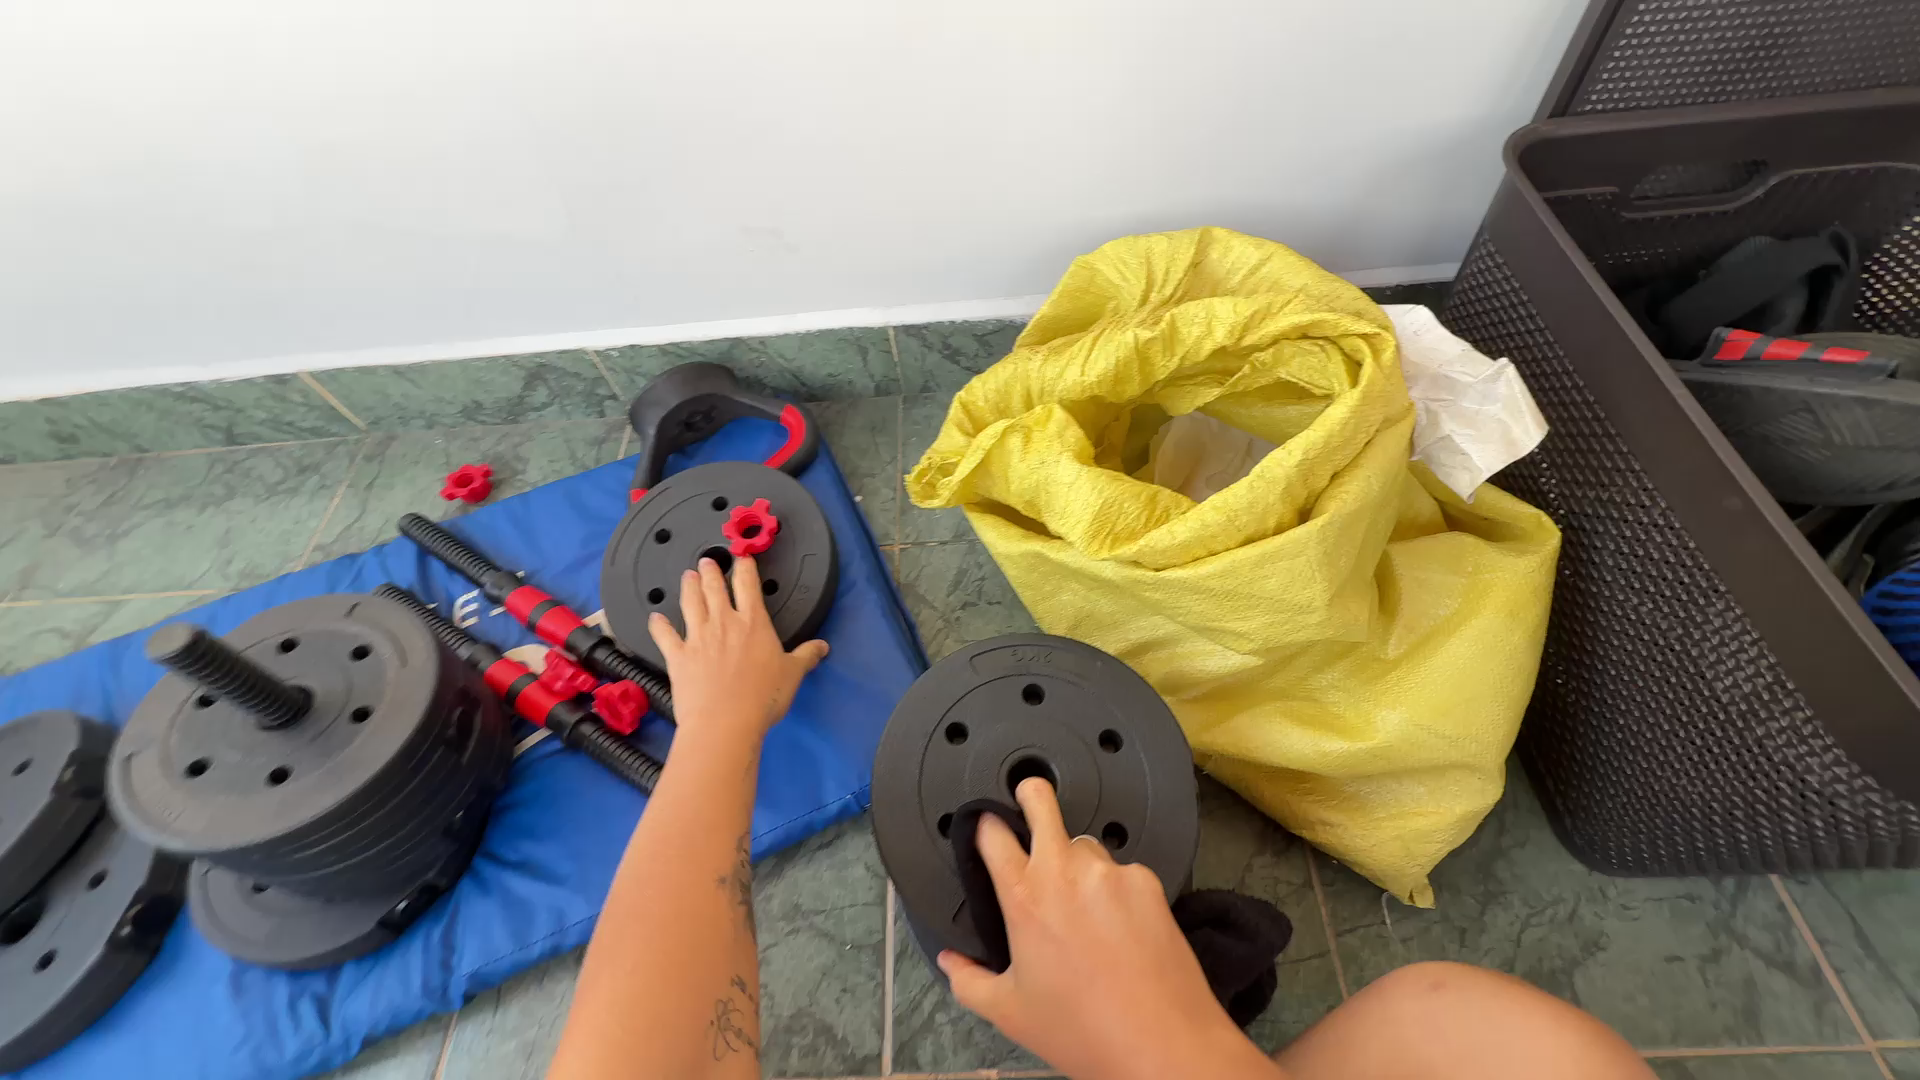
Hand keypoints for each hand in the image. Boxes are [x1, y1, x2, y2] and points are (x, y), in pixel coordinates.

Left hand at [648, 556, 828, 748]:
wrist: (724, 722)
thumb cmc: (764, 697)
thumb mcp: (793, 675)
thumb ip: (807, 656)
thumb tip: (823, 646)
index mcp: (753, 623)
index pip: (748, 586)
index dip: (745, 568)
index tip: (742, 556)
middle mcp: (724, 623)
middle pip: (715, 589)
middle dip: (711, 572)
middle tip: (706, 561)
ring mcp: (697, 638)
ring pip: (691, 604)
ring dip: (689, 587)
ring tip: (687, 576)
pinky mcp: (677, 656)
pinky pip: (665, 635)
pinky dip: (659, 625)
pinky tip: (655, 618)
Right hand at [938, 779, 1277, 1079]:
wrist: (1163, 1045)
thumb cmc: (1082, 1030)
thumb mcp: (1011, 1013)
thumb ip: (969, 981)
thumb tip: (949, 960)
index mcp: (1024, 896)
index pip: (993, 832)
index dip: (985, 824)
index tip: (987, 830)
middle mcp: (1063, 870)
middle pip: (1040, 799)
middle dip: (1029, 793)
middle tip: (1028, 804)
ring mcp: (1107, 870)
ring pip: (1084, 842)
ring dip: (1077, 861)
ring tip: (1085, 908)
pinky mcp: (1146, 879)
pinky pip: (1122, 870)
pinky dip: (1116, 889)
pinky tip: (1122, 928)